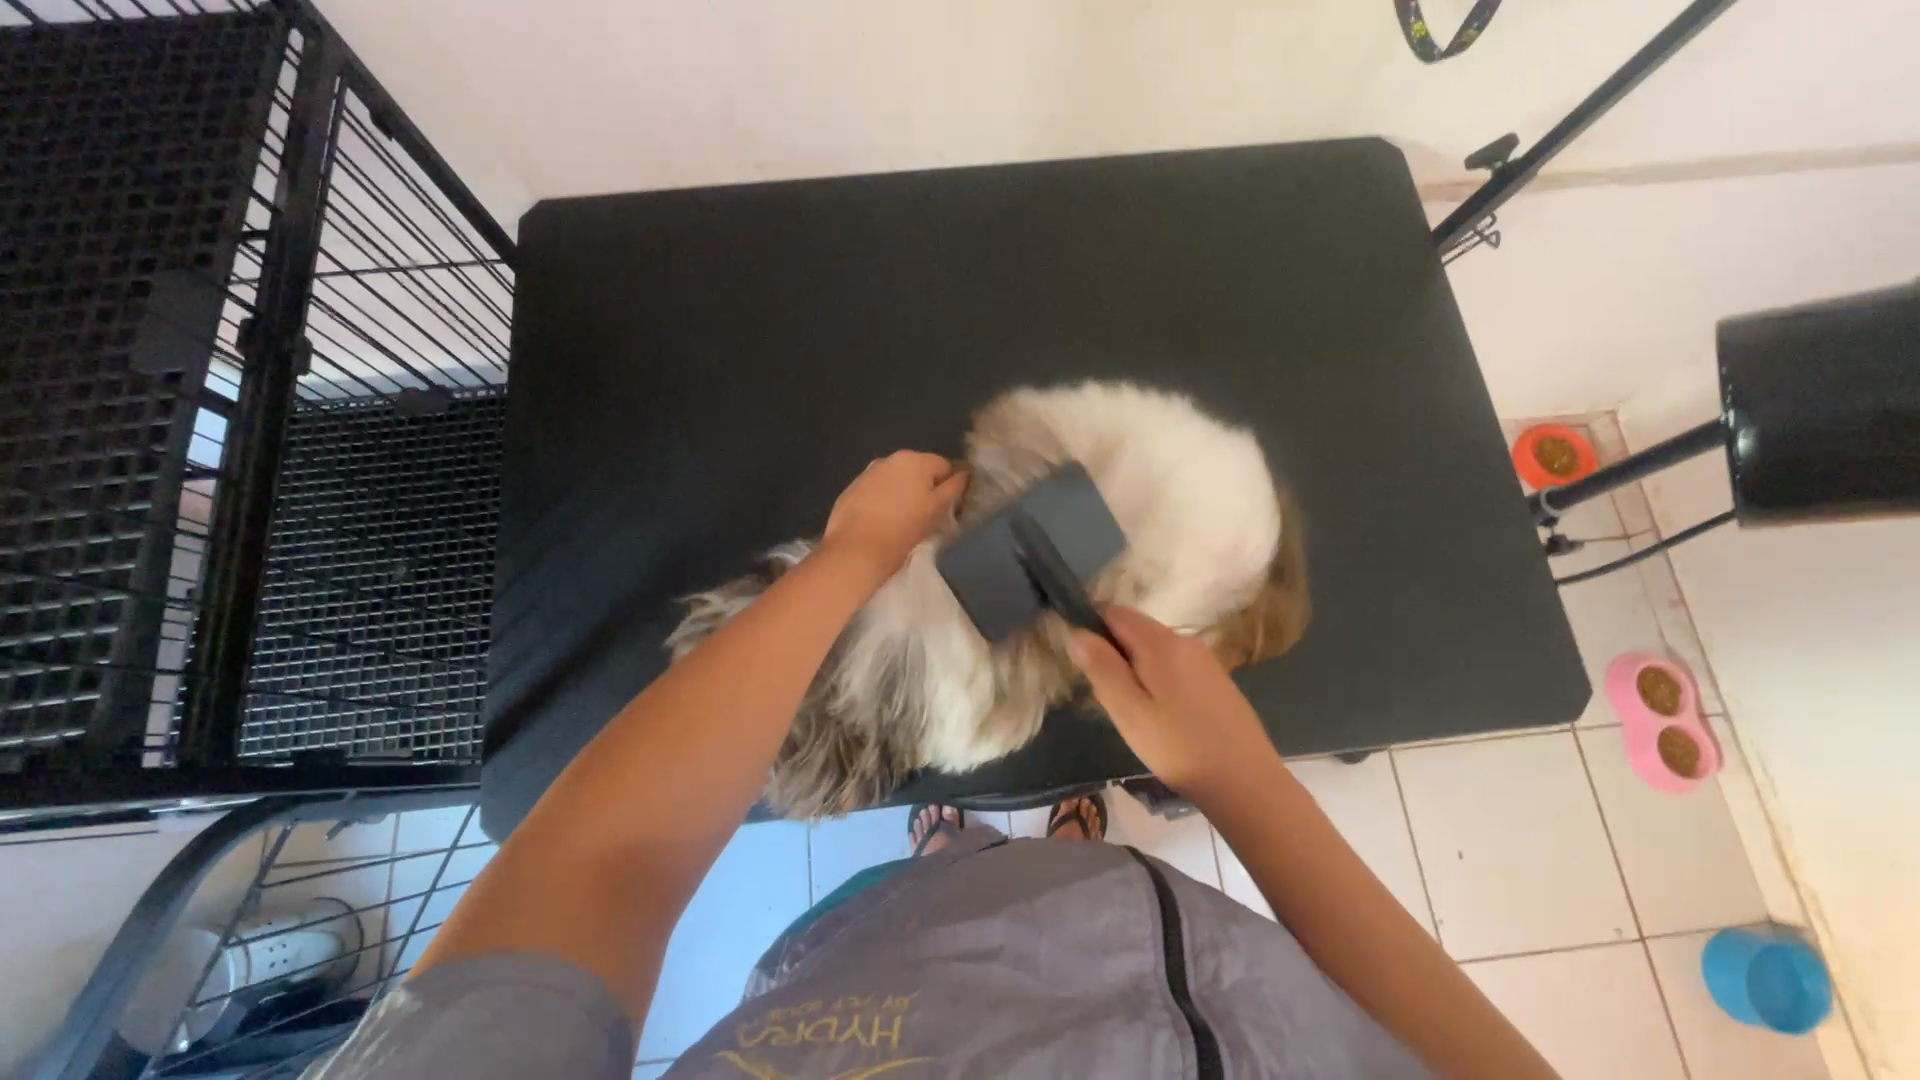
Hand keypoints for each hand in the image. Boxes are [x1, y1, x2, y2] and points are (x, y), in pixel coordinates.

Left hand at [822, 451, 968, 576]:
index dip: (948, 486)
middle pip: (918, 469)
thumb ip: (953, 488)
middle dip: (924, 487)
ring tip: (901, 518)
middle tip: (924, 513)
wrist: (856, 548)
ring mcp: (868, 472)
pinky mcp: (852, 488)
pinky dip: (882, 499)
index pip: (944, 466)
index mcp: (915, 460)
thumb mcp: (936, 509)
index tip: (944, 507)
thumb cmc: (904, 528)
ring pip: (896, 479)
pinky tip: (880, 519)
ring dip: (902, 492)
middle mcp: (890, 458)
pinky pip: (876, 489)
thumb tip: (964, 474)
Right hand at [1069, 605, 1282, 798]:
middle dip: (1113, 654)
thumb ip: (1101, 667)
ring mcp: (1205, 660)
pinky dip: (1158, 682)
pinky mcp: (1217, 681)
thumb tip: (1077, 632)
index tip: (1084, 665)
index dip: (1091, 629)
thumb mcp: (1128, 711)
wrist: (1245, 781)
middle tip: (1107, 699)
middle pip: (1135, 630)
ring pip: (1155, 651)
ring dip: (1135, 671)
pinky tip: (1163, 719)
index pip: (1114, 612)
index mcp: (1160, 642)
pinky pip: (1175, 667)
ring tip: (1133, 714)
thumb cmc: (1178, 746)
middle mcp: (1185, 640)